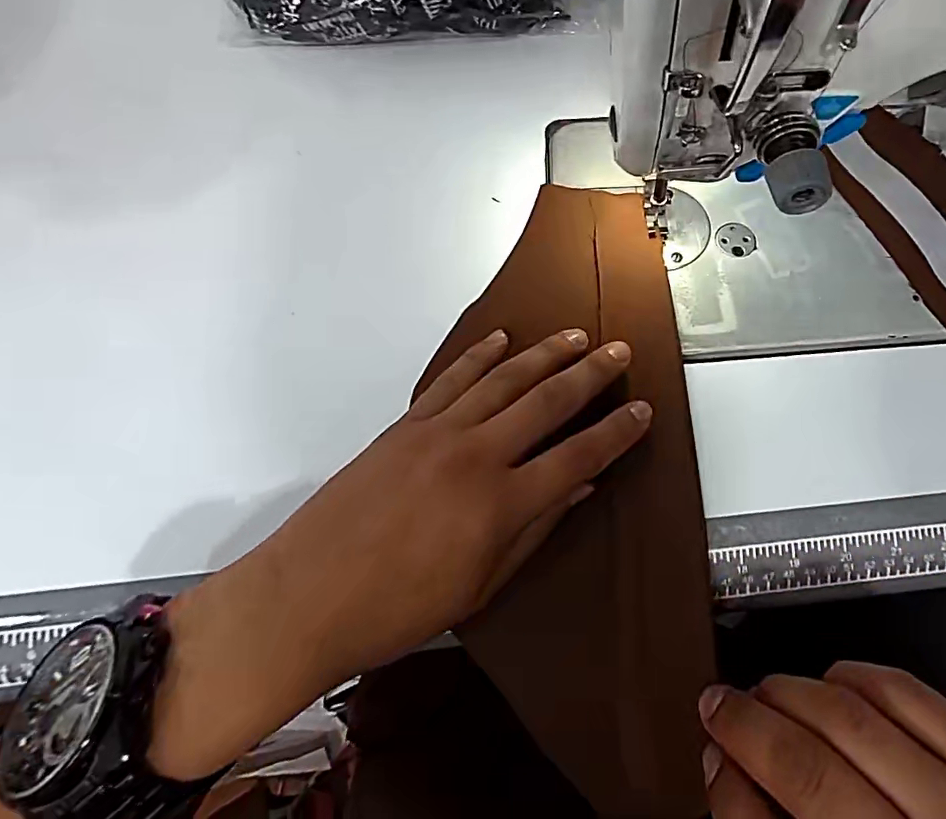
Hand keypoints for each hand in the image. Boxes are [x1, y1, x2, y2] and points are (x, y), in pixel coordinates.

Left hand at [147, 328, 651, 779]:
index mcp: (501, 504)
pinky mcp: (405, 425)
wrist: (303, 599)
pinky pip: (451, 379)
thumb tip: (579, 490)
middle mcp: (476, 456)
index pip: (578, 456)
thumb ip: (535, 530)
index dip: (616, 433)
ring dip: (544, 353)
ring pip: (504, 379)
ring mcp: (437, 433)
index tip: (642, 411)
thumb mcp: (480, 585)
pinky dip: (479, 355)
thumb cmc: (397, 609)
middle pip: (547, 402)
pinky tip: (502, 339)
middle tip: (619, 351)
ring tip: (575, 335)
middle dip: (591, 374)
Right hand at [699, 662, 945, 818]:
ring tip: (771, 693)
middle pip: (813, 759)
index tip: (711, 737)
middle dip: (753, 719)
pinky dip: (857, 676)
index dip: (734, 761)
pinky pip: (907, 690)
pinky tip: (833, 685)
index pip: (789, 795)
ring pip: (856, 712)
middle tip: (726, 706)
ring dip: (796, 691)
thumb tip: (725, 764)